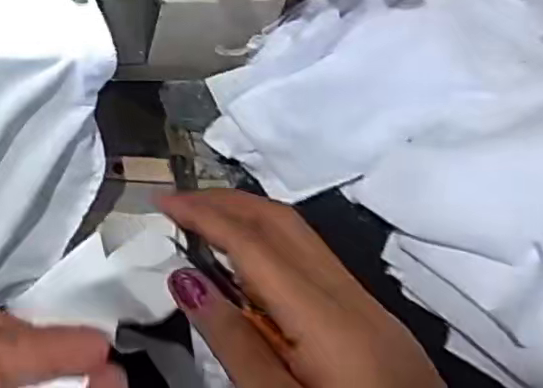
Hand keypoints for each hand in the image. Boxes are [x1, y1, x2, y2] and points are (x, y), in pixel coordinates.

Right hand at [159, 190, 443, 387]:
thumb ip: (233, 342)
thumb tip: (185, 279)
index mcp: (330, 322)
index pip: (252, 241)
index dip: (201, 213)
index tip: (159, 201)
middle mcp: (358, 305)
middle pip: (283, 223)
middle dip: (223, 201)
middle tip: (176, 203)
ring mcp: (378, 318)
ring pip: (302, 238)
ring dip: (246, 219)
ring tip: (201, 226)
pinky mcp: (383, 334)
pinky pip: (316, 264)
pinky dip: (270, 245)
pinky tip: (246, 269)